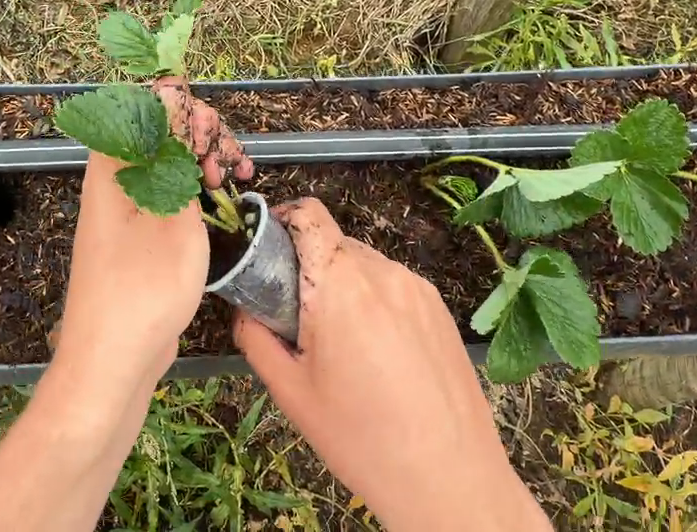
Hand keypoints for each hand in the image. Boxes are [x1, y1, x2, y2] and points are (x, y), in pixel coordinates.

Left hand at [55, 80, 252, 385]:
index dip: (180, 107)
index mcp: (111, 164)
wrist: (113, 362)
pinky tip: (220, 198)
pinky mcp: (136, 234)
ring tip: (233, 176)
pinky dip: (193, 192)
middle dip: (200, 134)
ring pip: (167, 163)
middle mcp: (113, 179)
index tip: (210, 132)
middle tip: (229, 160)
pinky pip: (166, 193)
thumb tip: (168, 91)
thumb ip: (173, 149)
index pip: (142, 105)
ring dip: (202, 161)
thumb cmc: (143, 286)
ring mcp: (124, 208)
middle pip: (159, 132)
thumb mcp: (172, 211)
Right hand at [234, 199, 548, 531]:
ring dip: (345, 287)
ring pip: (365, 266)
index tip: (270, 249)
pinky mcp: (441, 308)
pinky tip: (381, 355)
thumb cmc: (363, 439)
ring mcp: (417, 288)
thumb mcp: (291, 393)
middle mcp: (382, 272)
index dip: (284, 219)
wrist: (451, 481)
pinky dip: (377, 303)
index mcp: (340, 284)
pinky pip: (394, 286)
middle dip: (311, 270)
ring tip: (346, 347)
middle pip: (334, 244)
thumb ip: (256, 338)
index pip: (309, 213)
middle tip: (302, 321)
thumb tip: (245, 309)